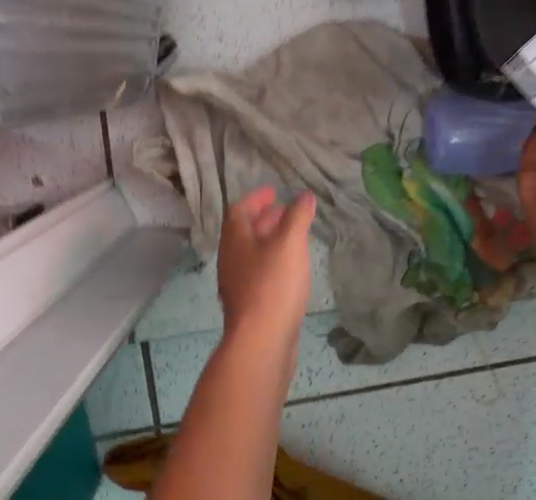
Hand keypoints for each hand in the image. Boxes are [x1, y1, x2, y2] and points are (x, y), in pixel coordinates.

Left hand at [218, 185, 316, 339]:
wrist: (261, 342)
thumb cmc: (273, 285)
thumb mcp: (290, 243)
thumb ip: (298, 216)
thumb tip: (305, 196)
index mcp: (235, 239)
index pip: (240, 210)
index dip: (257, 198)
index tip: (274, 192)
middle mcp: (231, 259)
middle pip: (244, 232)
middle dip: (265, 219)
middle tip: (287, 212)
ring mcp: (237, 285)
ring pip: (252, 254)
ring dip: (270, 241)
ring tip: (293, 239)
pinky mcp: (248, 306)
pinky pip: (259, 274)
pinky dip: (273, 263)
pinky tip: (291, 271)